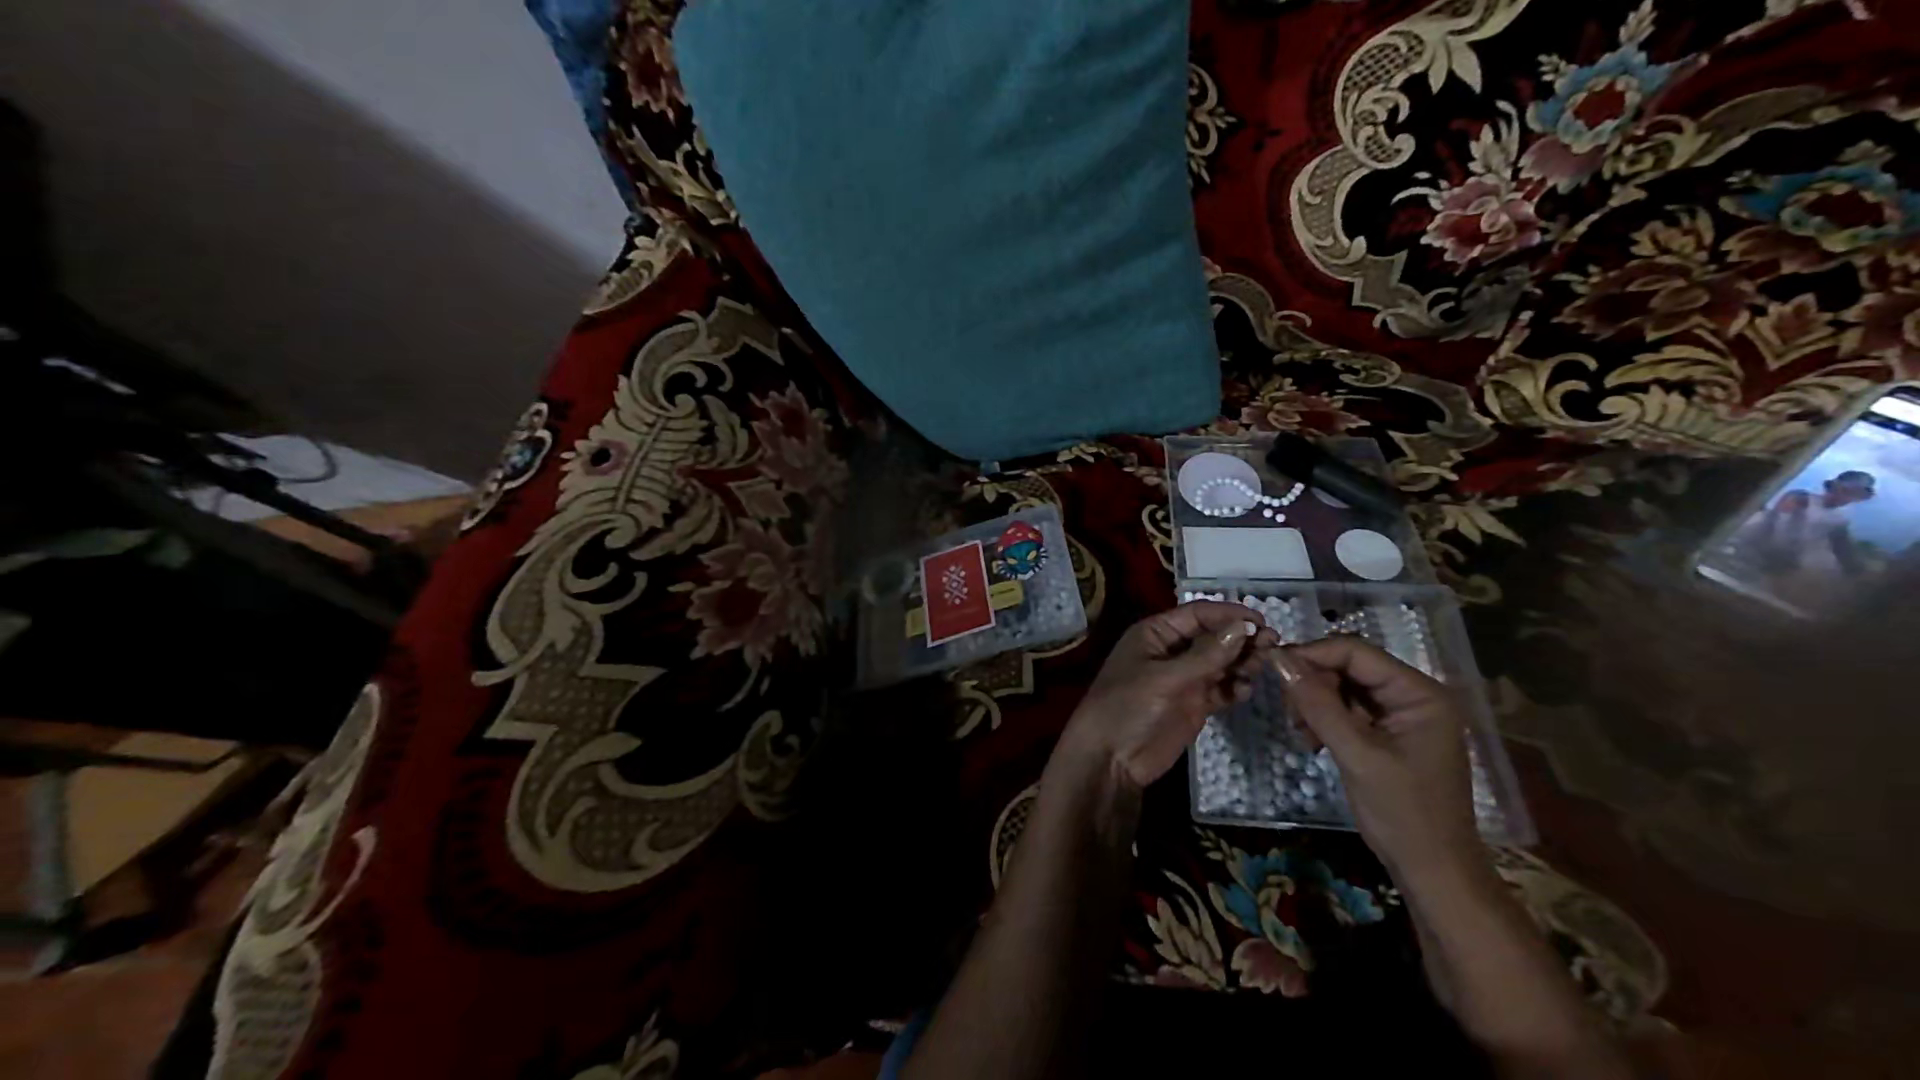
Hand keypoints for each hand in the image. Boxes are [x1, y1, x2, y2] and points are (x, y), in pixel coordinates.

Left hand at [1058, 601, 1278, 789]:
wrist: (1111, 759)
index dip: (1229, 615)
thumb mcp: (1165, 678)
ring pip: (1221, 662)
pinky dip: (1235, 687)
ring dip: (1242, 662)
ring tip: (1262, 668)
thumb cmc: (1128, 707)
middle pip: (1214, 636)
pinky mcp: (1194, 703)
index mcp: (1156, 633)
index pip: (1197, 614)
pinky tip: (1244, 691)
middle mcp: (1172, 650)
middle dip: (1241, 639)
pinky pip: (1221, 688)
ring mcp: (1184, 678)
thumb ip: (1206, 654)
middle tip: (1273, 646)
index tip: (1261, 623)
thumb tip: (1244, 628)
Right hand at [1272, 637, 1483, 882]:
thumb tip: (1279, 661)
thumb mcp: (1357, 755)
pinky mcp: (1389, 734)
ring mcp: (1402, 716)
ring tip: (1300, 732)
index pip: (1357, 652)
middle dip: (1313, 683)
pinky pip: (1348, 710)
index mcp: (1420, 693)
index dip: (1312, 654)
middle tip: (1288, 712)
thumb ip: (1318, 705)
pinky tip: (1311, 740)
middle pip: (1349, 667)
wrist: (1432, 869)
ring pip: (1343, 688)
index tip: (1272, 667)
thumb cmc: (1403, 812)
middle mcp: (1414, 696)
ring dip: (1315, 703)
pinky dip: (1324, 719)